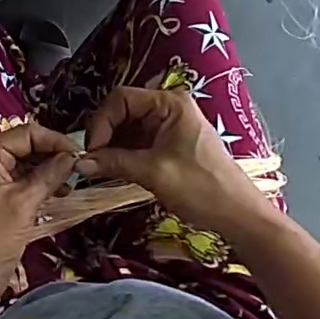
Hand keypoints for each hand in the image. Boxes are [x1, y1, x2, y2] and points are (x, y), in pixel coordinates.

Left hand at [0, 123, 79, 310]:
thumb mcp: (23, 206)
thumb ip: (48, 176)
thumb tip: (72, 156)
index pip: (26, 133)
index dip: (55, 140)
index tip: (83, 155)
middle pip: (25, 146)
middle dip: (53, 155)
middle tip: (82, 170)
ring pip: (24, 164)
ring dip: (48, 171)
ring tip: (74, 184)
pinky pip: (20, 182)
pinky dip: (39, 185)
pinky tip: (59, 193)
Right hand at [76, 86, 279, 240]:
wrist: (241, 219)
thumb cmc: (202, 189)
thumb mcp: (153, 172)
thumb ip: (114, 162)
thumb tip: (78, 162)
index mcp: (170, 103)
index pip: (121, 99)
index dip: (101, 121)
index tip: (92, 149)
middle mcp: (168, 108)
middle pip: (121, 111)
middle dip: (105, 135)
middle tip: (93, 160)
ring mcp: (169, 126)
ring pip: (126, 128)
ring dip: (111, 147)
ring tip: (101, 168)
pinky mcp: (168, 144)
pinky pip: (136, 142)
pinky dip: (122, 154)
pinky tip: (113, 170)